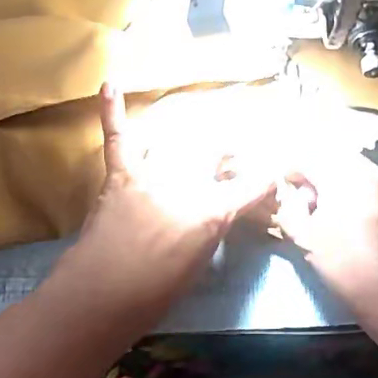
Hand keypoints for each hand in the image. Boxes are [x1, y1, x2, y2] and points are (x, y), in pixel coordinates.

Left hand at [52, 84, 276, 332]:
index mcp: (213, 213)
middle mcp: (187, 185)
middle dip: (229, 155)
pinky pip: (118, 138)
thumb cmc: (155, 293)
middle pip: (216, 153)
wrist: (102, 294)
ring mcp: (151, 176)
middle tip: (232, 160)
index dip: (267, 179)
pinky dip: (111, 112)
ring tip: (201, 133)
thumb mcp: (199, 263)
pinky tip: (110, 83)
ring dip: (190, 138)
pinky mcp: (120, 175)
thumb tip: (216, 211)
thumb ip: (212, 229)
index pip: (252, 185)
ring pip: (176, 142)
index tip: (276, 174)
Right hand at [274, 153, 377, 330]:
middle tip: (308, 197)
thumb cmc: (352, 271)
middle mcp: (373, 171)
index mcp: (346, 179)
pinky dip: (358, 188)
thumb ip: (291, 211)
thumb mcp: (307, 242)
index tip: (287, 187)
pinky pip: (374, 181)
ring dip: (338, 179)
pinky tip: (355, 215)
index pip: (309, 158)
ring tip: (331, 207)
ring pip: (356, 168)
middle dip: (317, 172)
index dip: (293, 171)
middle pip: (334, 158)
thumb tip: (293, 196)